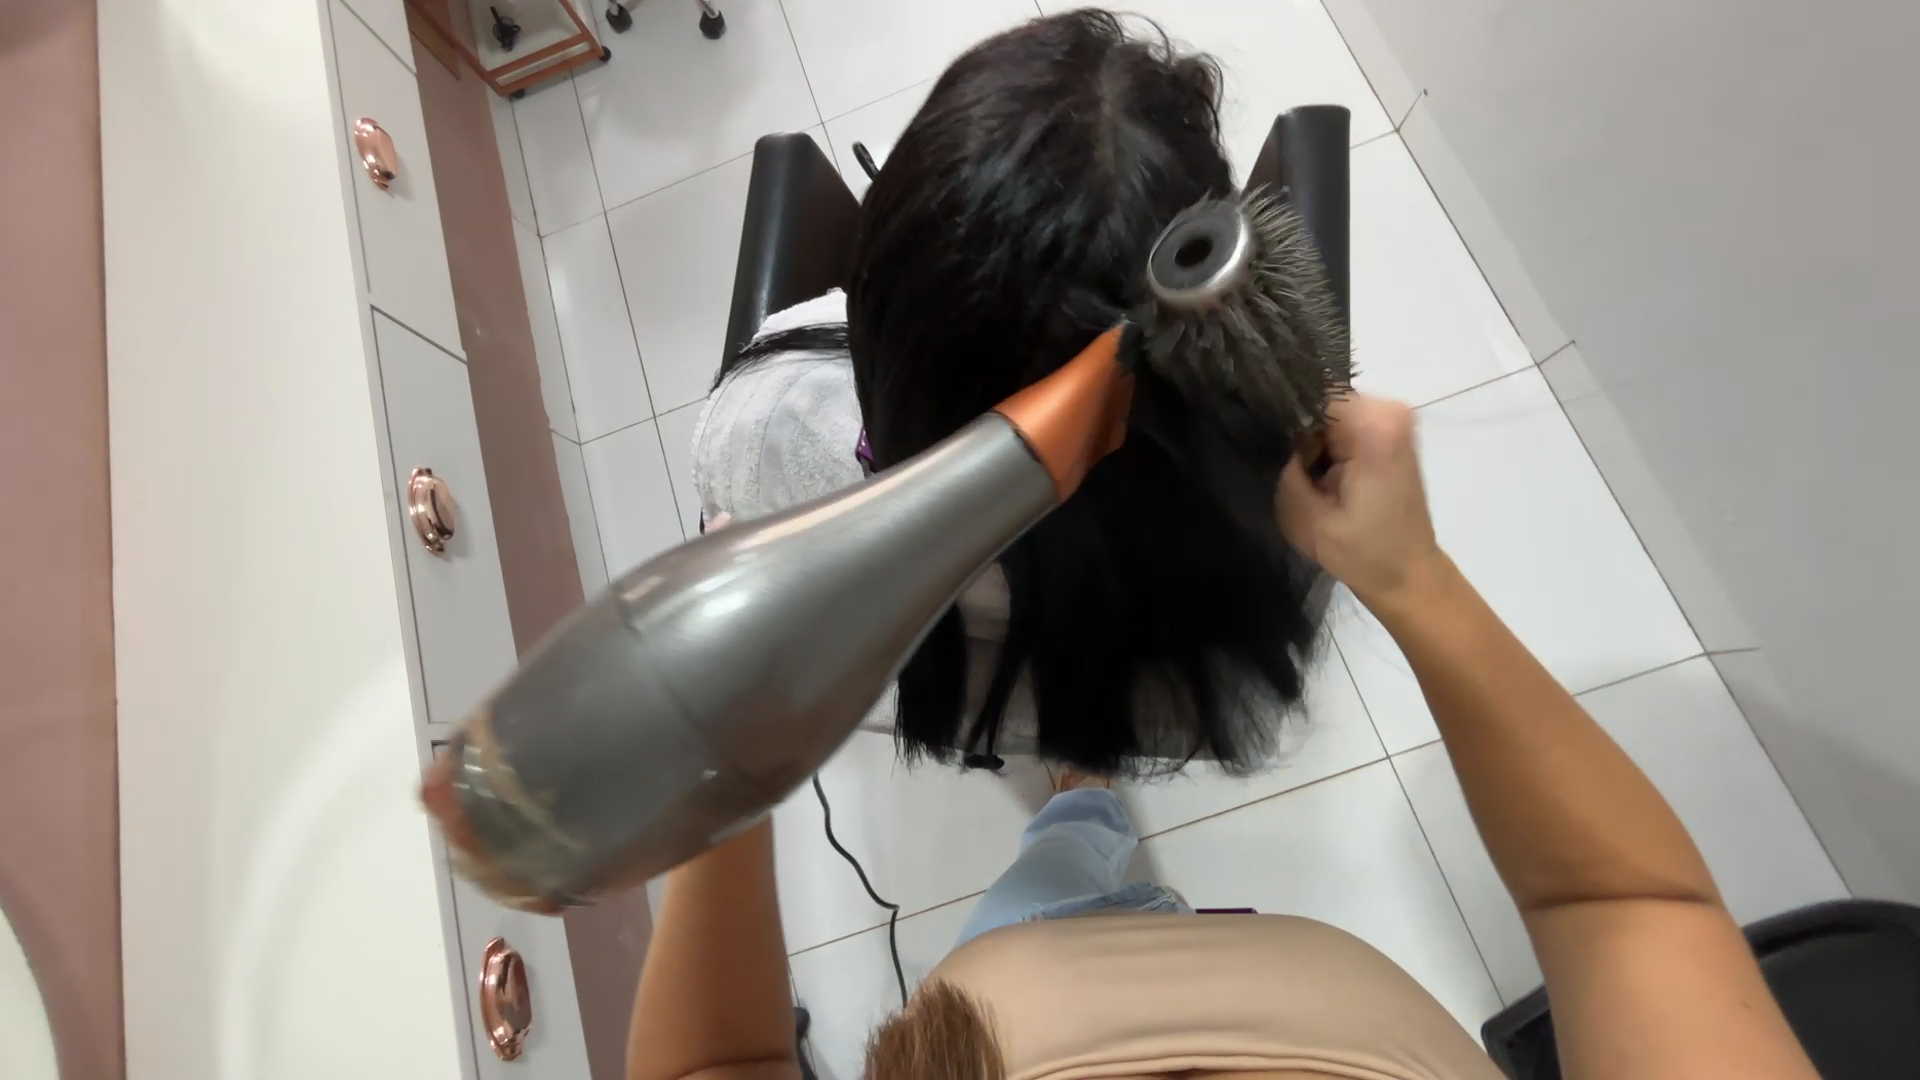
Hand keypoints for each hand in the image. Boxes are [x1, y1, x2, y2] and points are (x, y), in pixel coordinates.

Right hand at [1275, 393, 1446, 608]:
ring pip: (1327, 412)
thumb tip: (1275, 434)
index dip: (1283, 419)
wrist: (1404, 573)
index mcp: (1374, 428)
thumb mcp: (1302, 514)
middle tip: (1291, 470)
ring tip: (1306, 475)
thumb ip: (1284, 466)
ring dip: (1310, 440)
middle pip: (1320, 402)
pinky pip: (1342, 424)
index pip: (1311, 396)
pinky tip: (1321, 472)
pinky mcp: (1390, 432)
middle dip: (1298, 431)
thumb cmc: (1357, 550)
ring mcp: (1394, 419)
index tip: (1269, 447)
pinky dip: (1325, 444)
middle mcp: (1390, 411)